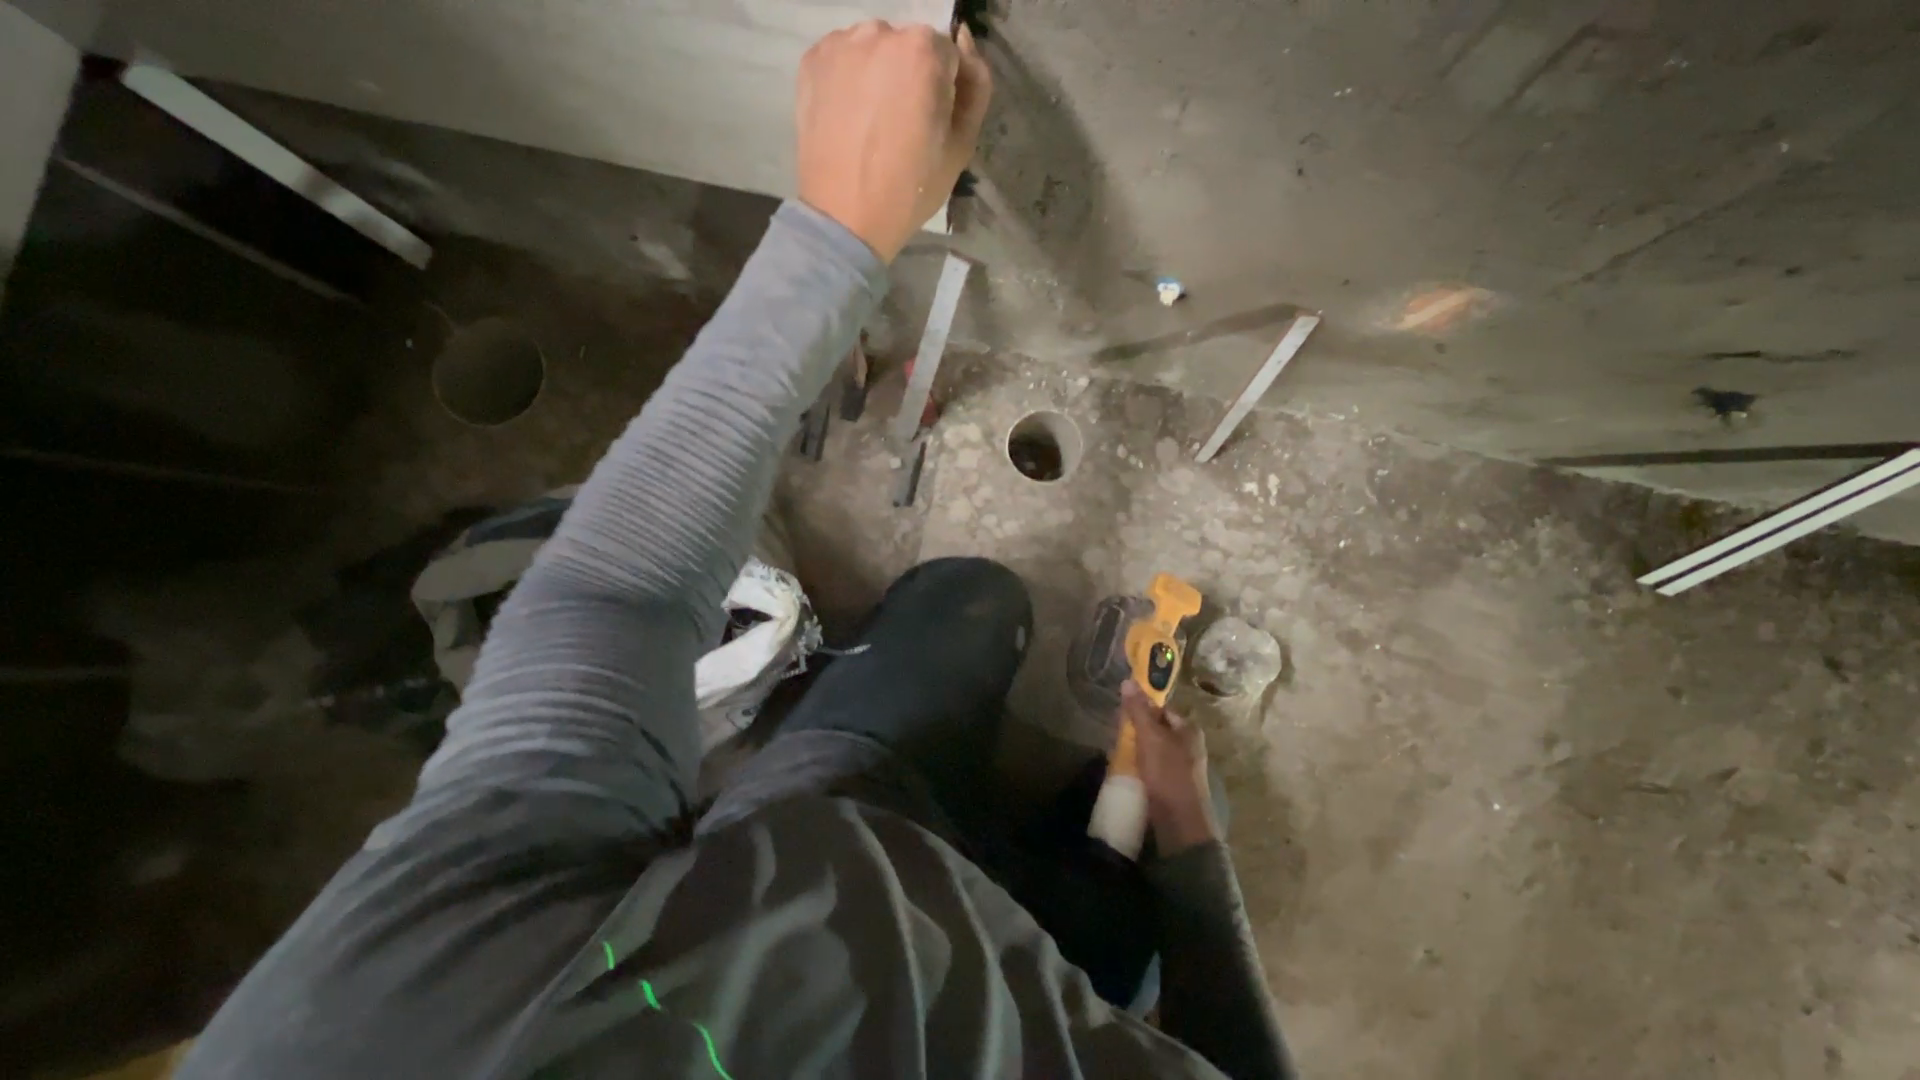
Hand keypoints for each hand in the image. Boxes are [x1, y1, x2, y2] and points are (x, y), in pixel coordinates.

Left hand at [795, 20, 991, 262]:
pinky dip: (848, 78)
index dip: (943, 89)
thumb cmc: (911, 187)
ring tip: (871, 122)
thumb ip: (976, 85)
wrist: (845, 217)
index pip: (947, 54)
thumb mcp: (962, 144)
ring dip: (878, 73)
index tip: (930, 124)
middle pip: (908, 46)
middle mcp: (879, 33)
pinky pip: (842, 58)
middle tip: (900, 126)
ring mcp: (840, 45)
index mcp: (924, 50)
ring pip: (873, 48)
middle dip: (910, 75)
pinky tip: (848, 115)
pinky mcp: (812, 61)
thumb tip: (965, 40)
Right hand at [1121, 680, 1219, 854]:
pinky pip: (1154, 769)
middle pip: (1157, 729)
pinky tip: (1128, 772)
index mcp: (1189, 730)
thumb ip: (1138, 710)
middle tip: (1116, 735)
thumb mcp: (1151, 738)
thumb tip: (1127, 680)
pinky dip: (1141, 768)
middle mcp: (1190, 746)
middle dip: (1137, 731)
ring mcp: (1183, 767)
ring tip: (1118, 754)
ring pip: (1154, 750)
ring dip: (1137, 751)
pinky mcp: (1174, 786)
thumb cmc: (1168, 773)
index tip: (1121, 714)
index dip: (1142, 709)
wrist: (1181, 822)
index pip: (1162, 709)